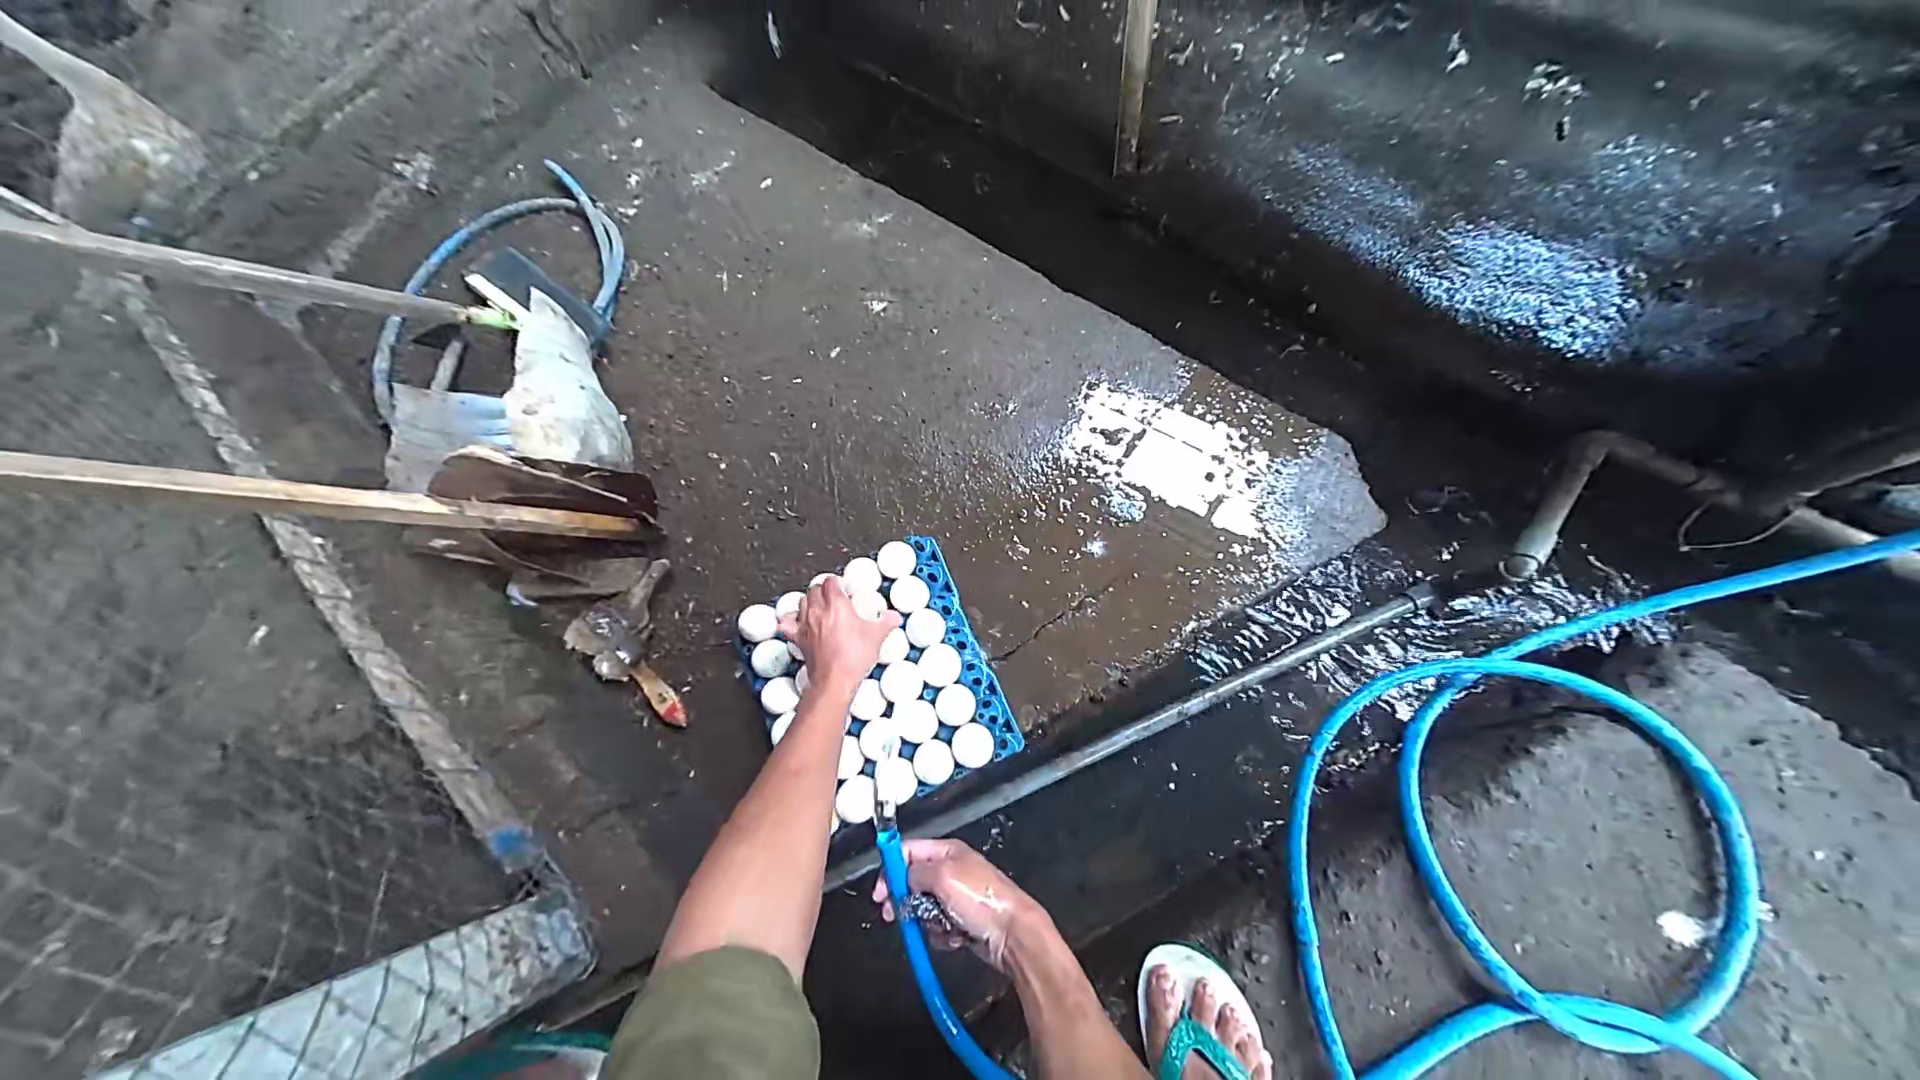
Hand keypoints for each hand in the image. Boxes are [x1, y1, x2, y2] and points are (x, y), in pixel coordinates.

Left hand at [778, 576, 899, 693]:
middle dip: (822, 589)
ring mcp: (806, 625)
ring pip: (801, 603)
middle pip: (814, 590)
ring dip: (809, 601)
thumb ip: (887, 623)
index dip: (836, 581)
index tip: (842, 585)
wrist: (835, 679)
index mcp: (837, 605)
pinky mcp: (799, 639)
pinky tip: (793, 622)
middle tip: (831, 595)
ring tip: (817, 605)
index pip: (830, 582)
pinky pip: (787, 624)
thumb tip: (894, 617)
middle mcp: (818, 611)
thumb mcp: (877, 637)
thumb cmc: (852, 658)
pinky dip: (789, 620)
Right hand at [872, 838, 1049, 971]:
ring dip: (925, 919)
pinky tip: (953, 937)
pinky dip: (941, 933)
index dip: (891, 868)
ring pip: (923, 906)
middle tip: (895, 914)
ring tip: (940, 926)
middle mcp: (950, 870)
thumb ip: (915, 872)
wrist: (1012, 933)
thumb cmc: (978, 898)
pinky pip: (937, 926)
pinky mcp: (961, 920)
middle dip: (904, 898)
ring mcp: (956, 896)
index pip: (909, 851)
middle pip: (913, 880)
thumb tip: (902, 876)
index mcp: (947, 852)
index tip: (879, 893)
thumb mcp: (942, 876)